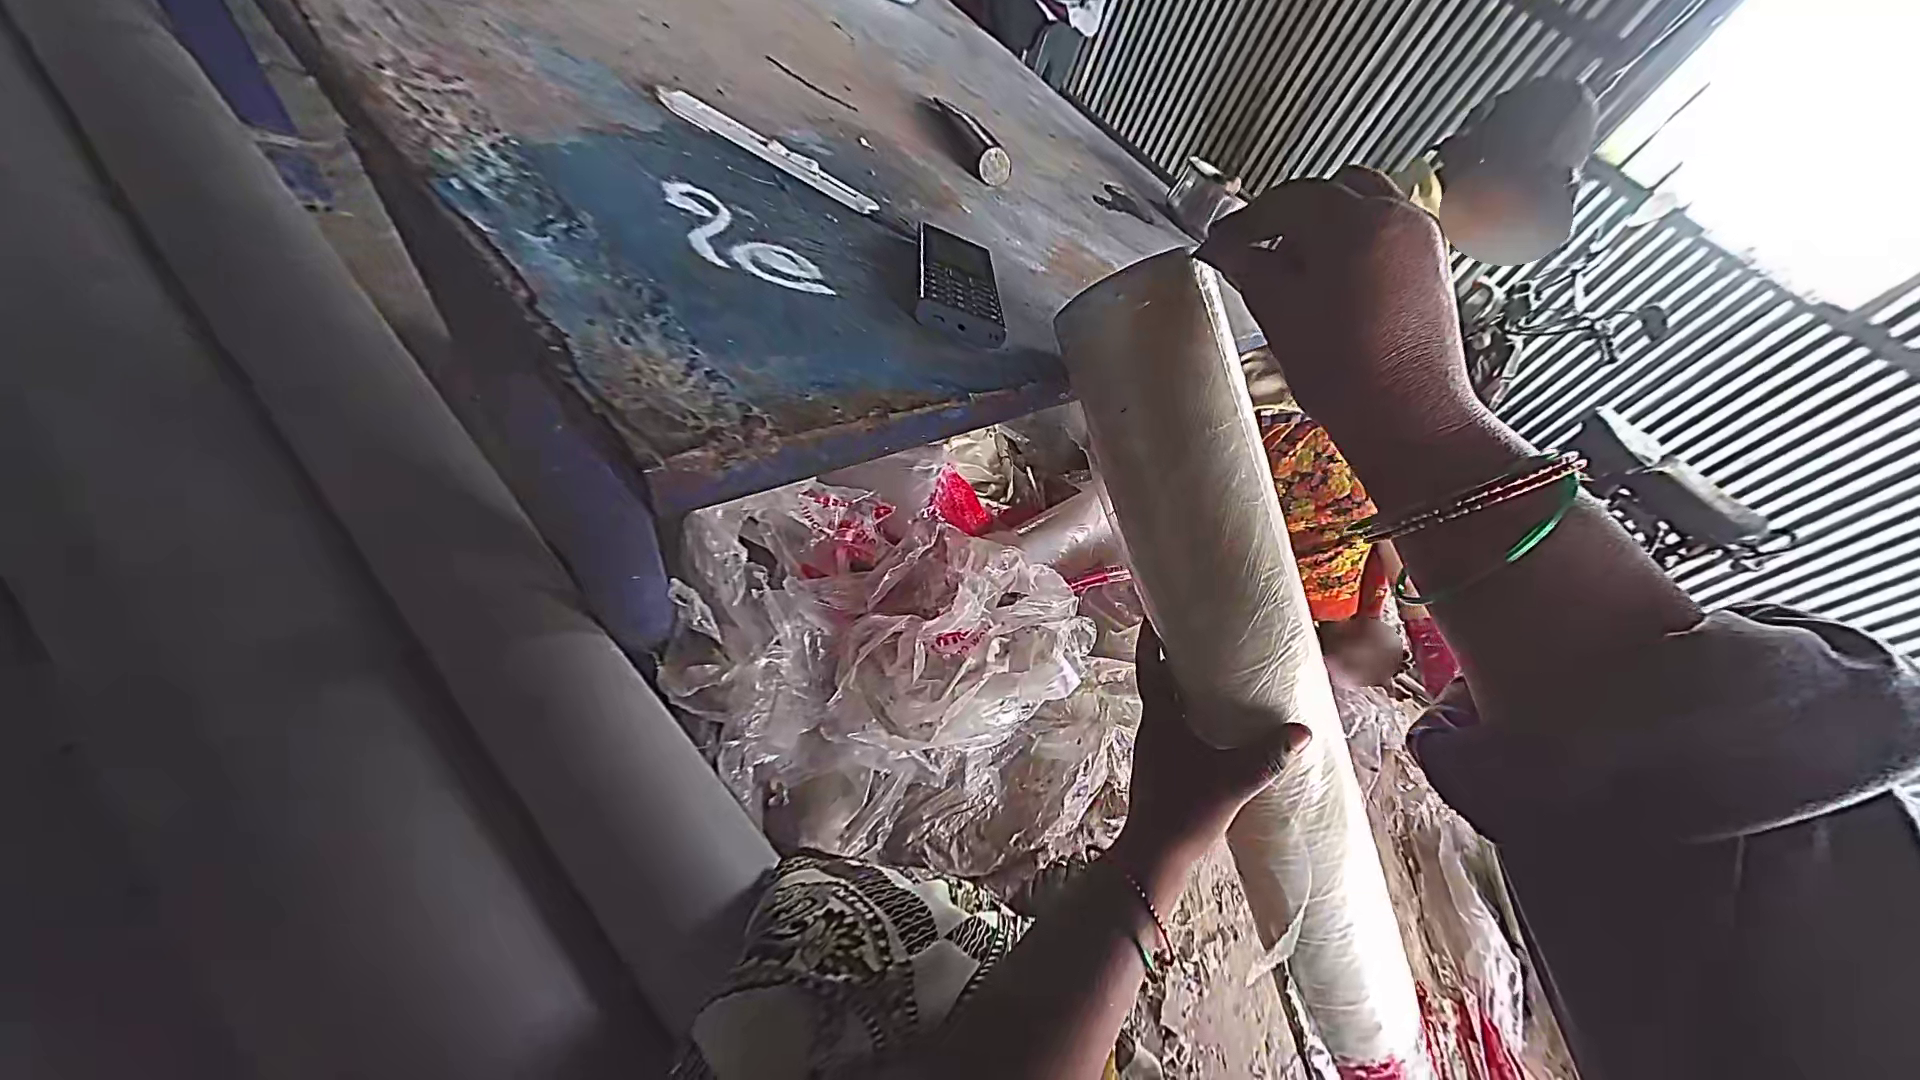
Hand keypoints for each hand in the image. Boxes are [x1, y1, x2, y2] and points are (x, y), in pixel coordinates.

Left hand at [1114, 620, 1312, 885]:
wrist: (1154, 856)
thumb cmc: (1185, 812)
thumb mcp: (1232, 781)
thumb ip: (1266, 756)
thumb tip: (1302, 732)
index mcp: (1158, 719)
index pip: (1148, 668)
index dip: (1148, 640)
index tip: (1153, 615)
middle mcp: (1151, 727)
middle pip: (1155, 681)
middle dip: (1169, 658)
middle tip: (1194, 637)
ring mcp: (1153, 747)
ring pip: (1163, 705)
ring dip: (1178, 686)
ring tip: (1206, 673)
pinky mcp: (1160, 765)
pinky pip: (1171, 726)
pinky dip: (1185, 713)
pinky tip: (1209, 723)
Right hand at [1196, 166, 1485, 447]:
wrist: (1403, 412)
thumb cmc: (1345, 370)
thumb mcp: (1280, 315)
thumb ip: (1252, 271)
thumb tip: (1232, 252)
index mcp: (1355, 223)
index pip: (1287, 200)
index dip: (1245, 221)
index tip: (1221, 241)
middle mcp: (1396, 218)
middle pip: (1329, 192)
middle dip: (1286, 215)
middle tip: (1251, 247)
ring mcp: (1419, 239)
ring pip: (1360, 207)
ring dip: (1320, 226)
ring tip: (1287, 267)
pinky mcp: (1429, 265)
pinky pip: (1382, 232)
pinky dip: (1348, 243)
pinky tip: (1324, 280)